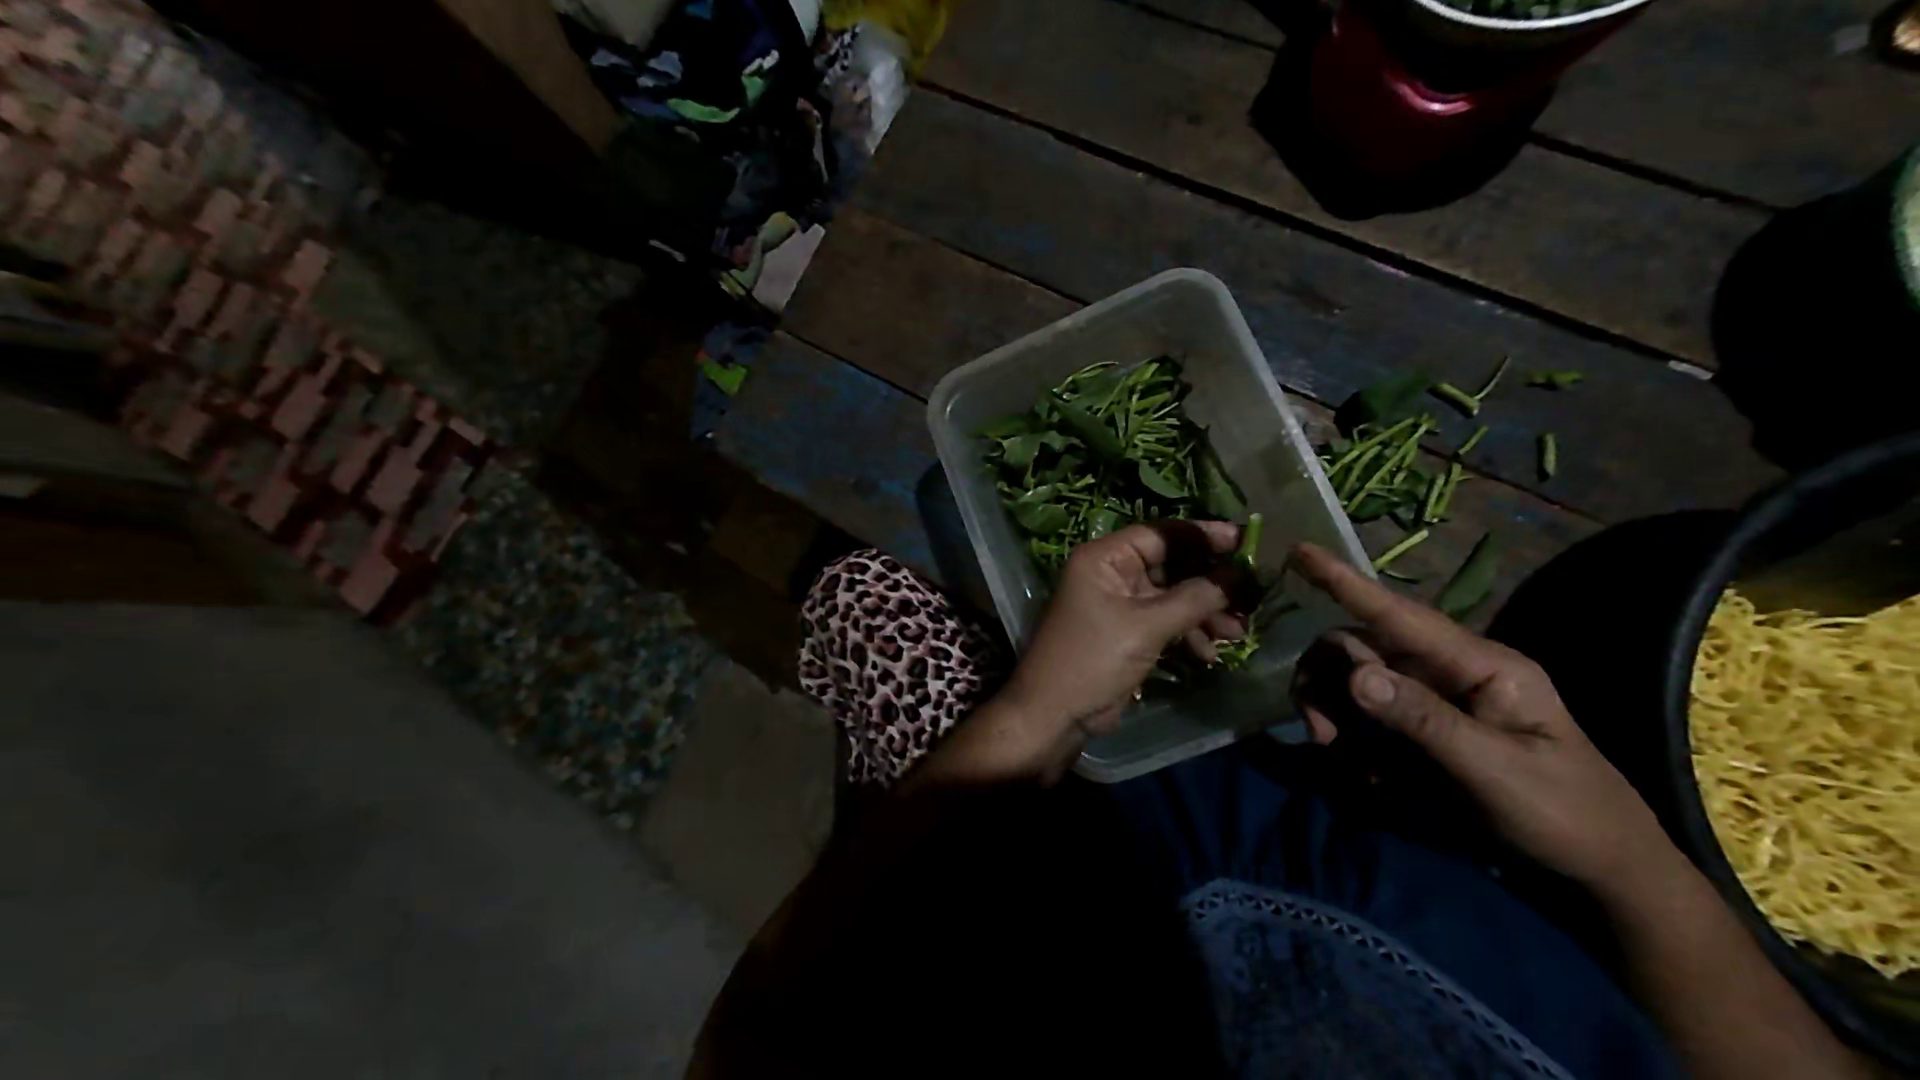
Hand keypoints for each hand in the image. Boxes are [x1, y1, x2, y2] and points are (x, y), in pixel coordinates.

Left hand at [917, 522, 1241, 785]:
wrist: (1054, 716)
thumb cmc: (1093, 660)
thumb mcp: (1147, 626)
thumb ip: (1197, 597)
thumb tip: (1243, 574)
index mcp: (1105, 558)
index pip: (1161, 534)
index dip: (1204, 536)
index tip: (1246, 542)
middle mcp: (1111, 574)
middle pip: (1171, 565)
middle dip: (1210, 583)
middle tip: (1251, 594)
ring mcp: (1118, 605)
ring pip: (1172, 597)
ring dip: (1205, 613)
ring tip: (1238, 632)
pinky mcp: (1126, 633)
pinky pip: (1165, 622)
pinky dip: (1188, 634)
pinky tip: (1210, 654)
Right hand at [1290, 542, 1672, 887]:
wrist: (1604, 866)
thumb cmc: (1565, 814)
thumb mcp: (1497, 771)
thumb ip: (1424, 720)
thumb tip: (1355, 675)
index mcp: (1483, 665)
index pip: (1400, 614)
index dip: (1346, 581)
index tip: (1300, 551)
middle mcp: (1451, 669)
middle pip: (1362, 647)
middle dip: (1326, 680)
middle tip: (1318, 734)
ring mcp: (1437, 695)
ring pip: (1355, 678)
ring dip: (1332, 709)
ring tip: (1334, 752)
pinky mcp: (1425, 722)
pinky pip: (1365, 711)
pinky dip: (1349, 733)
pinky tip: (1362, 770)